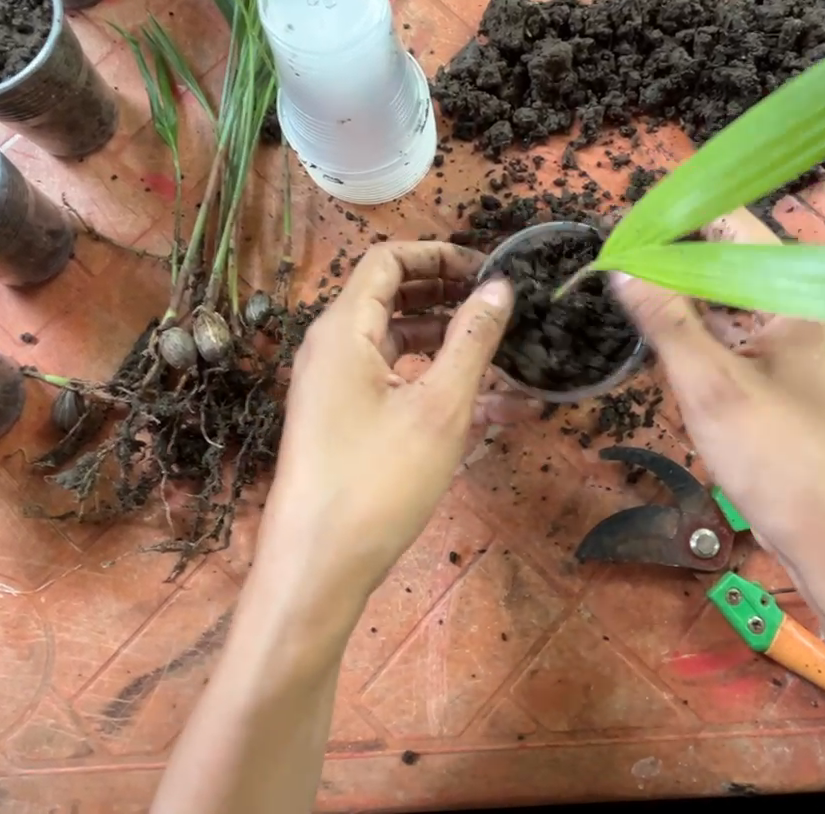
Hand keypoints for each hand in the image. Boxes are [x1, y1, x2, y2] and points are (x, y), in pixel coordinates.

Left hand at [258, 242, 534, 600]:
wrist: (317, 569)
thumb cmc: (379, 480)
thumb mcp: (440, 406)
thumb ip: (472, 340)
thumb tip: (499, 288)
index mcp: (343, 329)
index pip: (389, 260)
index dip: (440, 255)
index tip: (488, 272)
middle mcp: (333, 348)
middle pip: (393, 298)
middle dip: (449, 297)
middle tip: (501, 308)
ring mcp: (336, 387)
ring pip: (398, 344)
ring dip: (450, 345)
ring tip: (507, 358)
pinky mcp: (344, 421)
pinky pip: (395, 384)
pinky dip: (435, 384)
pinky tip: (492, 408)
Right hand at [609, 209, 824, 603]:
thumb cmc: (779, 462)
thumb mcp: (710, 387)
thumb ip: (665, 321)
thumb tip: (621, 267)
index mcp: (804, 296)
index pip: (737, 227)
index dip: (679, 219)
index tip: (625, 228)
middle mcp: (811, 308)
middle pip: (736, 261)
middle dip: (677, 258)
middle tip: (619, 262)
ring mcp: (805, 343)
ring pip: (737, 299)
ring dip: (689, 295)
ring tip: (634, 291)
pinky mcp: (794, 375)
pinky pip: (744, 332)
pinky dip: (707, 329)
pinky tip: (670, 335)